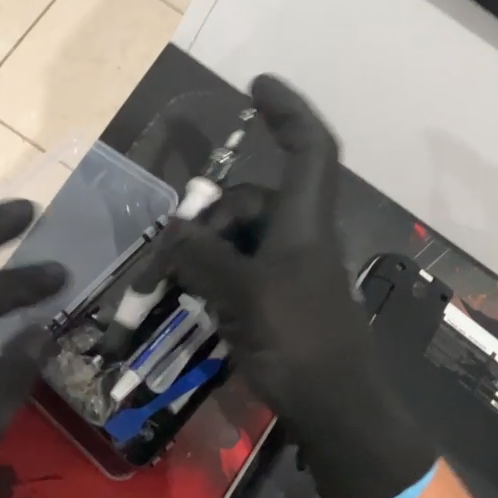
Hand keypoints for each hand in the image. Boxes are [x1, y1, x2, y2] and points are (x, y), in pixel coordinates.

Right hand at [143, 76, 436, 497]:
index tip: (255, 87)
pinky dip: (208, 284)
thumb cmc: (299, 344)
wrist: (336, 410)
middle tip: (162, 262)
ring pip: (233, 244)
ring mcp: (286, 274)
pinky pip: (234, 276)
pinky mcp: (277, 304)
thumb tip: (171, 236)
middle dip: (200, 225)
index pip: (308, 148)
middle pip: (245, 204)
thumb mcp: (244, 295)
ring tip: (163, 292)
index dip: (287, 111)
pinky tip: (185, 306)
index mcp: (303, 223)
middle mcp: (298, 238)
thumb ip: (203, 258)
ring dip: (196, 260)